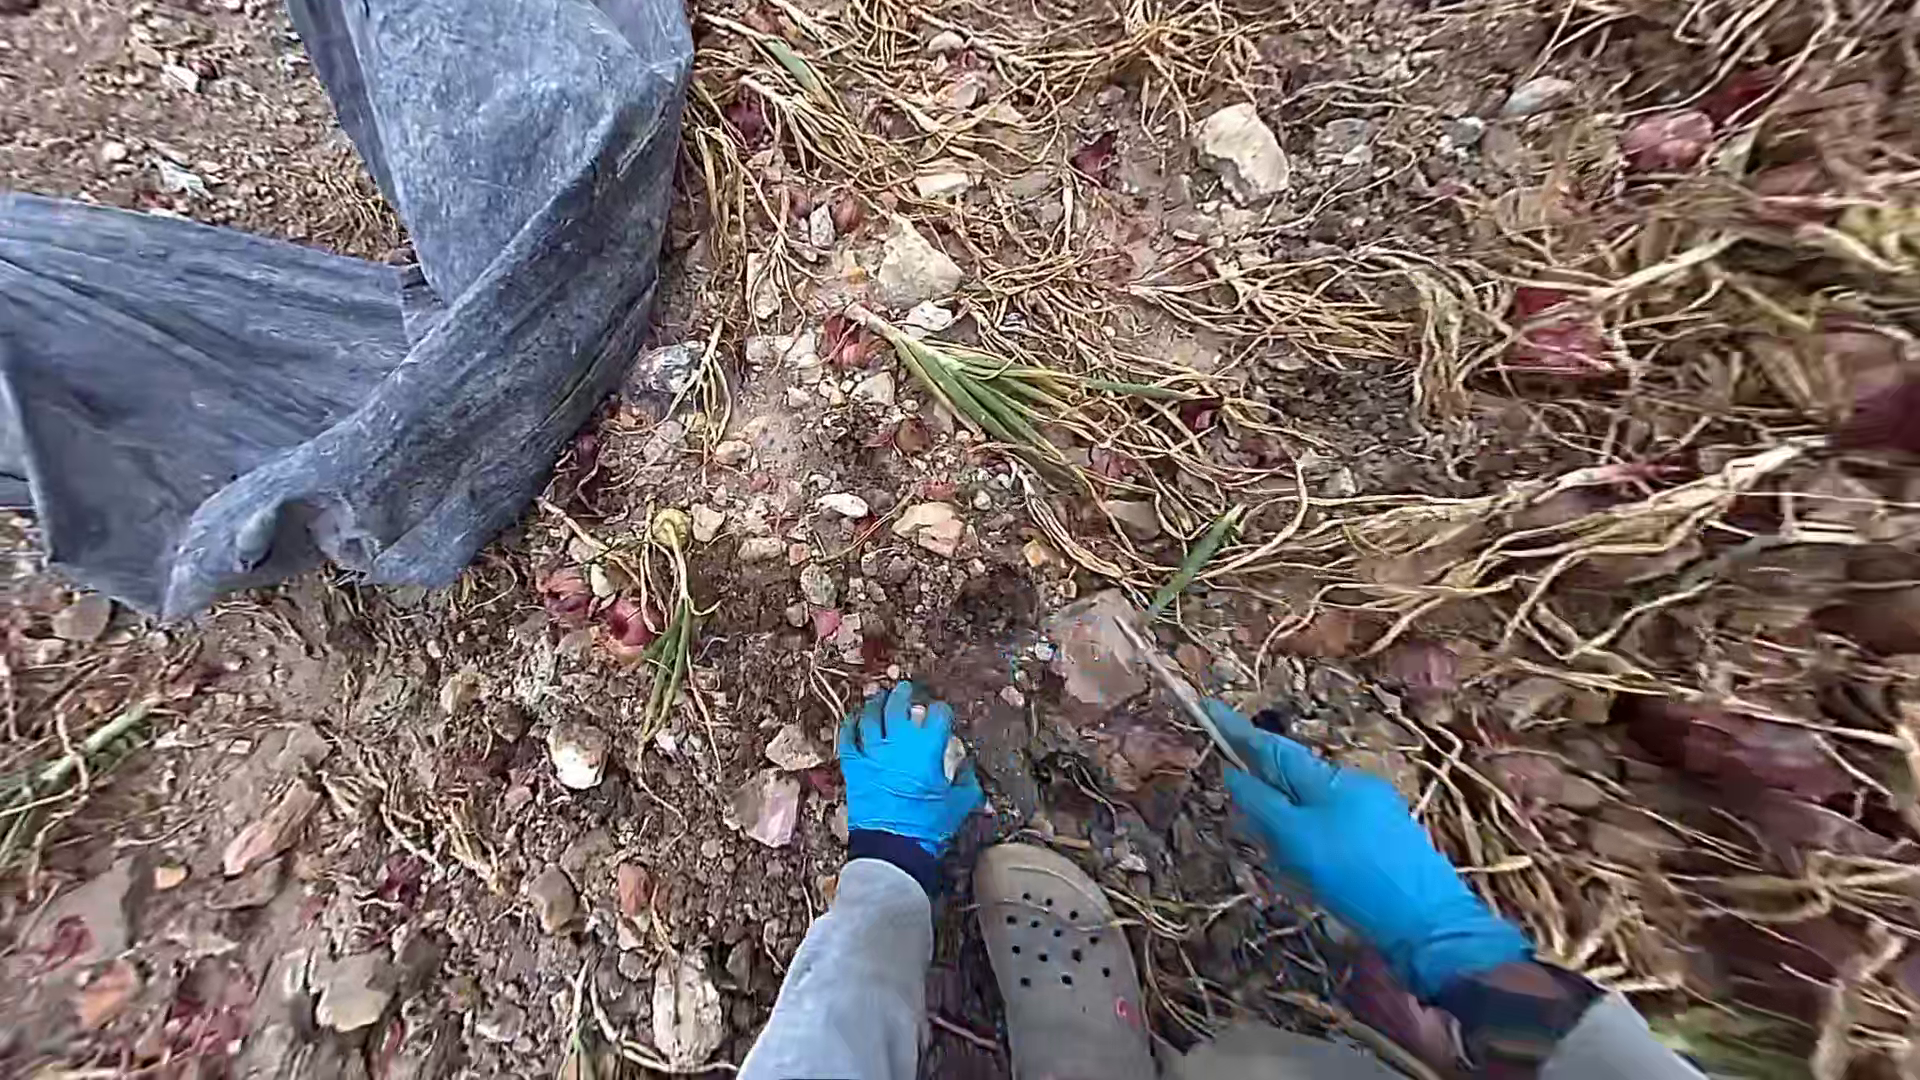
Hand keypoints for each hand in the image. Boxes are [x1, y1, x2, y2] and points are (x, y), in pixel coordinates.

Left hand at [839, 681, 983, 855]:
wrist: (892, 851)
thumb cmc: (928, 827)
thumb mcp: (958, 804)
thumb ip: (966, 781)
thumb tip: (967, 768)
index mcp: (927, 748)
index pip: (937, 715)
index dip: (941, 711)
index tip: (941, 713)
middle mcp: (899, 743)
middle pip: (899, 706)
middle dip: (904, 694)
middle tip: (906, 689)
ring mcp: (873, 753)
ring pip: (871, 717)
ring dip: (876, 703)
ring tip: (879, 696)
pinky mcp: (854, 767)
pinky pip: (849, 739)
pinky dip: (851, 726)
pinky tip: (854, 718)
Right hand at [1209, 700, 1528, 999]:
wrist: (1436, 932)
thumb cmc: (1357, 879)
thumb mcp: (1295, 839)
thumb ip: (1259, 802)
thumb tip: (1233, 772)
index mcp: (1327, 778)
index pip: (1269, 746)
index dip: (1234, 729)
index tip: (1207, 705)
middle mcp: (1349, 784)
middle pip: (1286, 779)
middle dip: (1264, 803)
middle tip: (1256, 834)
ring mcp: (1371, 810)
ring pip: (1305, 808)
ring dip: (1287, 832)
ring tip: (1292, 870)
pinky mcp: (1383, 838)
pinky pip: (1328, 828)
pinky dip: (1310, 846)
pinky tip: (1315, 879)